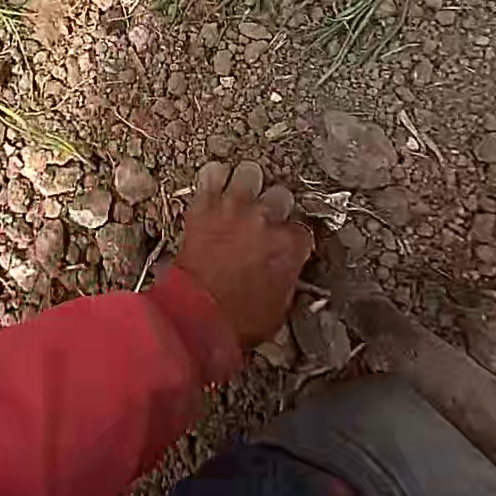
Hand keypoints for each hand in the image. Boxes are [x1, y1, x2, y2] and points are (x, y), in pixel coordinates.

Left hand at [173, 162, 313, 347]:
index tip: (285, 243)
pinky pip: (212, 175)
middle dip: (274, 208)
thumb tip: (289, 276)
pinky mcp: (205, 206)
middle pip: (280, 194)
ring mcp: (234, 207)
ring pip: (250, 173)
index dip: (292, 237)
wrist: (193, 318)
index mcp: (288, 244)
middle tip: (265, 222)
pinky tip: (216, 185)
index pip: (303, 229)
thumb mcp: (278, 310)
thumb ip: (289, 282)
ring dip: (247, 184)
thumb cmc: (235, 321)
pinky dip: (214, 178)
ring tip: (242, 196)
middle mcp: (265, 218)